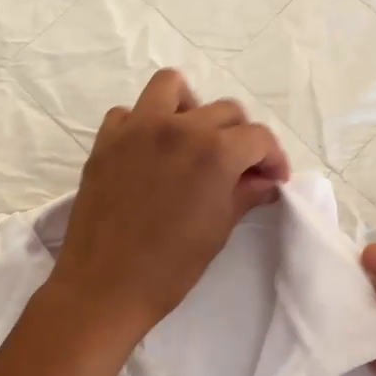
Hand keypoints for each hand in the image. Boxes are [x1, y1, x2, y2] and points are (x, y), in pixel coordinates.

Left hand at [49, 69, 289, 336]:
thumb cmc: (168, 270)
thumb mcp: (217, 231)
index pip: (257, 137)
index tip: (270, 179)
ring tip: (191, 139)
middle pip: (223, 111)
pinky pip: (128, 113)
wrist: (103, 287)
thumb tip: (264, 180)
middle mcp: (178, 128)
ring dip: (189, 106)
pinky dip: (143, 123)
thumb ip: (243, 194)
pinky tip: (149, 152)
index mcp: (214, 152)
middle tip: (236, 169)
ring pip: (170, 87)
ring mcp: (136, 130)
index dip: (271, 159)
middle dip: (238, 137)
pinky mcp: (104, 143)